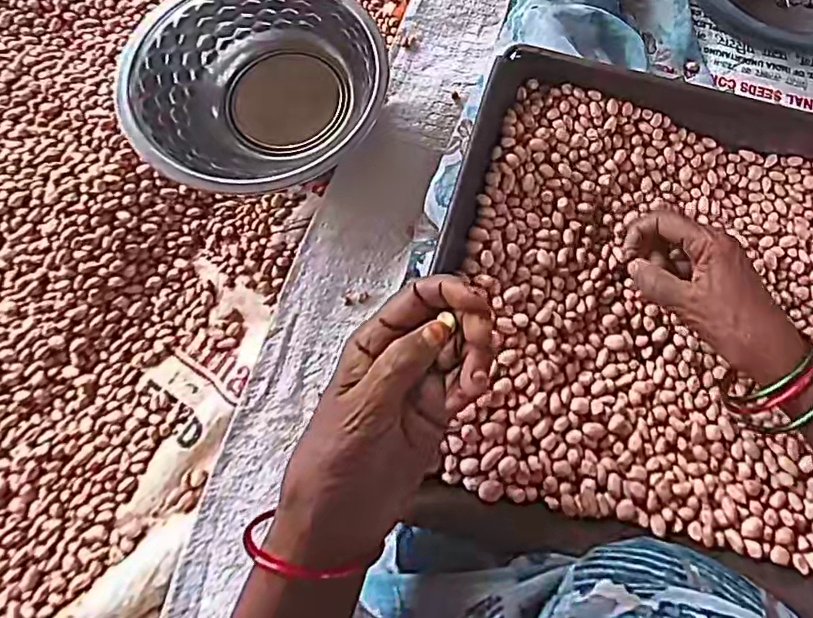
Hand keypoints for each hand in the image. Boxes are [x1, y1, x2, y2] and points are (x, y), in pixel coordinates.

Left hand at [265, 276, 492, 568]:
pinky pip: (466, 379)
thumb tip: (440, 324)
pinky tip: (467, 399)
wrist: (336, 523)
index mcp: (374, 340)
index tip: (475, 300)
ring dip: (478, 356)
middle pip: (448, 315)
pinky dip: (475, 383)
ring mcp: (422, 379)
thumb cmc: (332, 460)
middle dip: (471, 323)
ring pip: (463, 345)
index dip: (448, 290)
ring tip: (473, 385)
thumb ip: (401, 362)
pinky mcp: (438, 406)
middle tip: (481, 346)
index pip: (416, 296)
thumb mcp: (363, 406)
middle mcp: (401, 352)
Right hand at [622, 210, 807, 387]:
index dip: (638, 233)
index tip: (626, 257)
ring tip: (659, 292)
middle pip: (670, 230)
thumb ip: (655, 281)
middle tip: (640, 276)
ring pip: (679, 249)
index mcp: (710, 242)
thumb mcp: (687, 305)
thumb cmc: (739, 329)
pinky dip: (676, 275)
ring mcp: (723, 258)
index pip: (663, 220)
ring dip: (662, 265)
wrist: (776, 356)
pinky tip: (673, 297)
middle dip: (649, 250)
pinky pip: (691, 264)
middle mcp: (718, 243)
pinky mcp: (724, 274)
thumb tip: (633, 267)